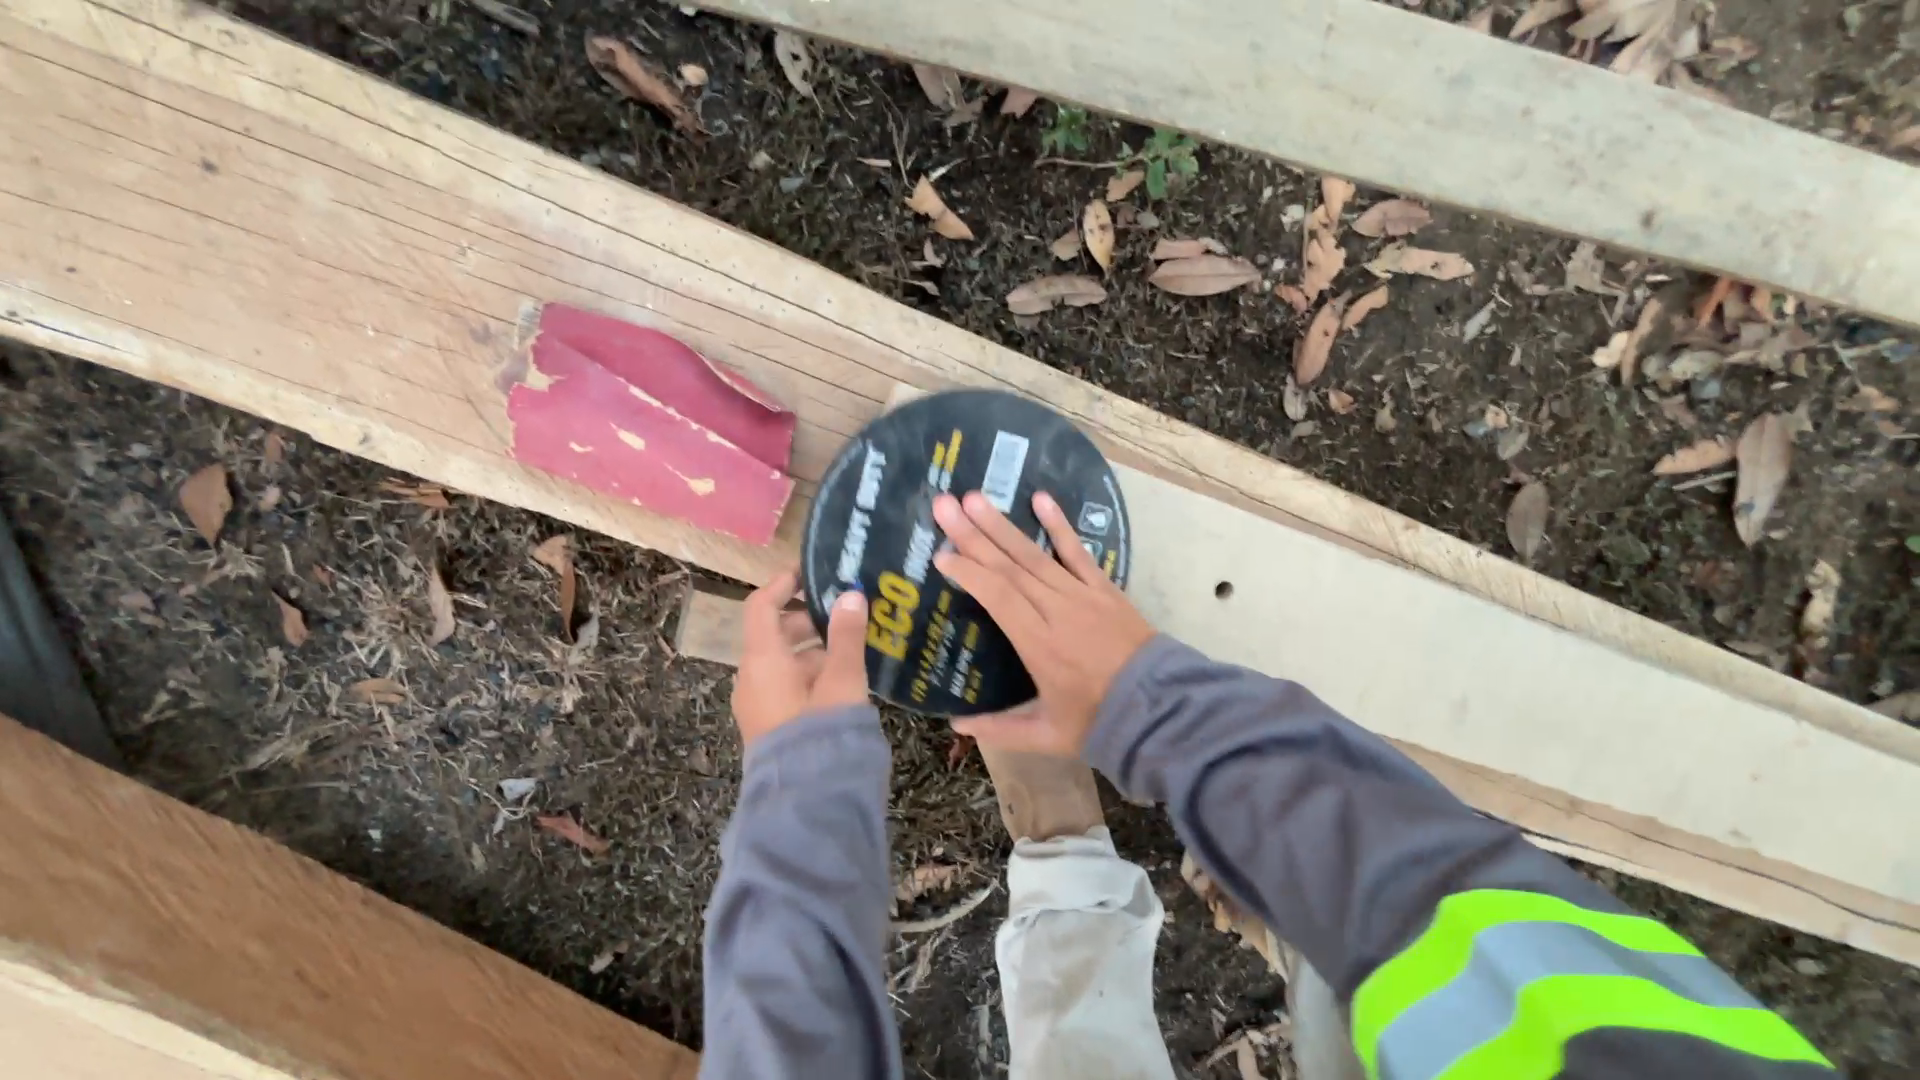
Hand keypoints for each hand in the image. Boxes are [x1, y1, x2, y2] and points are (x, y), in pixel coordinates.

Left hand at [731, 567, 871, 747]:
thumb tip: (850, 594)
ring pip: (781, 662)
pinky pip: (784, 685)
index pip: (761, 606)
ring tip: (852, 649)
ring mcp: (757, 704)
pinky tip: (841, 682)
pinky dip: (808, 673)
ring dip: (812, 649)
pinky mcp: (769, 725)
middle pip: (773, 634)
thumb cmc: (823, 731)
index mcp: (762, 659)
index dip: (783, 584)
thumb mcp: (842, 680)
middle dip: (808, 619)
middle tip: (845, 612)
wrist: (805, 802)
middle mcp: (751, 677)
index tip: (811, 573)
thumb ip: (847, 636)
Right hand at [932, 491, 1154, 755]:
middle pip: (1010, 567)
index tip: (941, 556)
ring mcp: (1082, 595)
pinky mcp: (1104, 588)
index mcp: (1039, 644)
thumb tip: (956, 725)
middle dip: (974, 535)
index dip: (970, 574)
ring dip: (1002, 525)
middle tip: (944, 506)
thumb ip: (1001, 730)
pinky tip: (1040, 498)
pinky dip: (1060, 525)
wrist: (1161, 707)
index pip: (998, 597)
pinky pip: (1078, 552)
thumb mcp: (1047, 736)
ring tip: (974, 497)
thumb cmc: (1099, 721)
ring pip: (1035, 555)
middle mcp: (1056, 610)